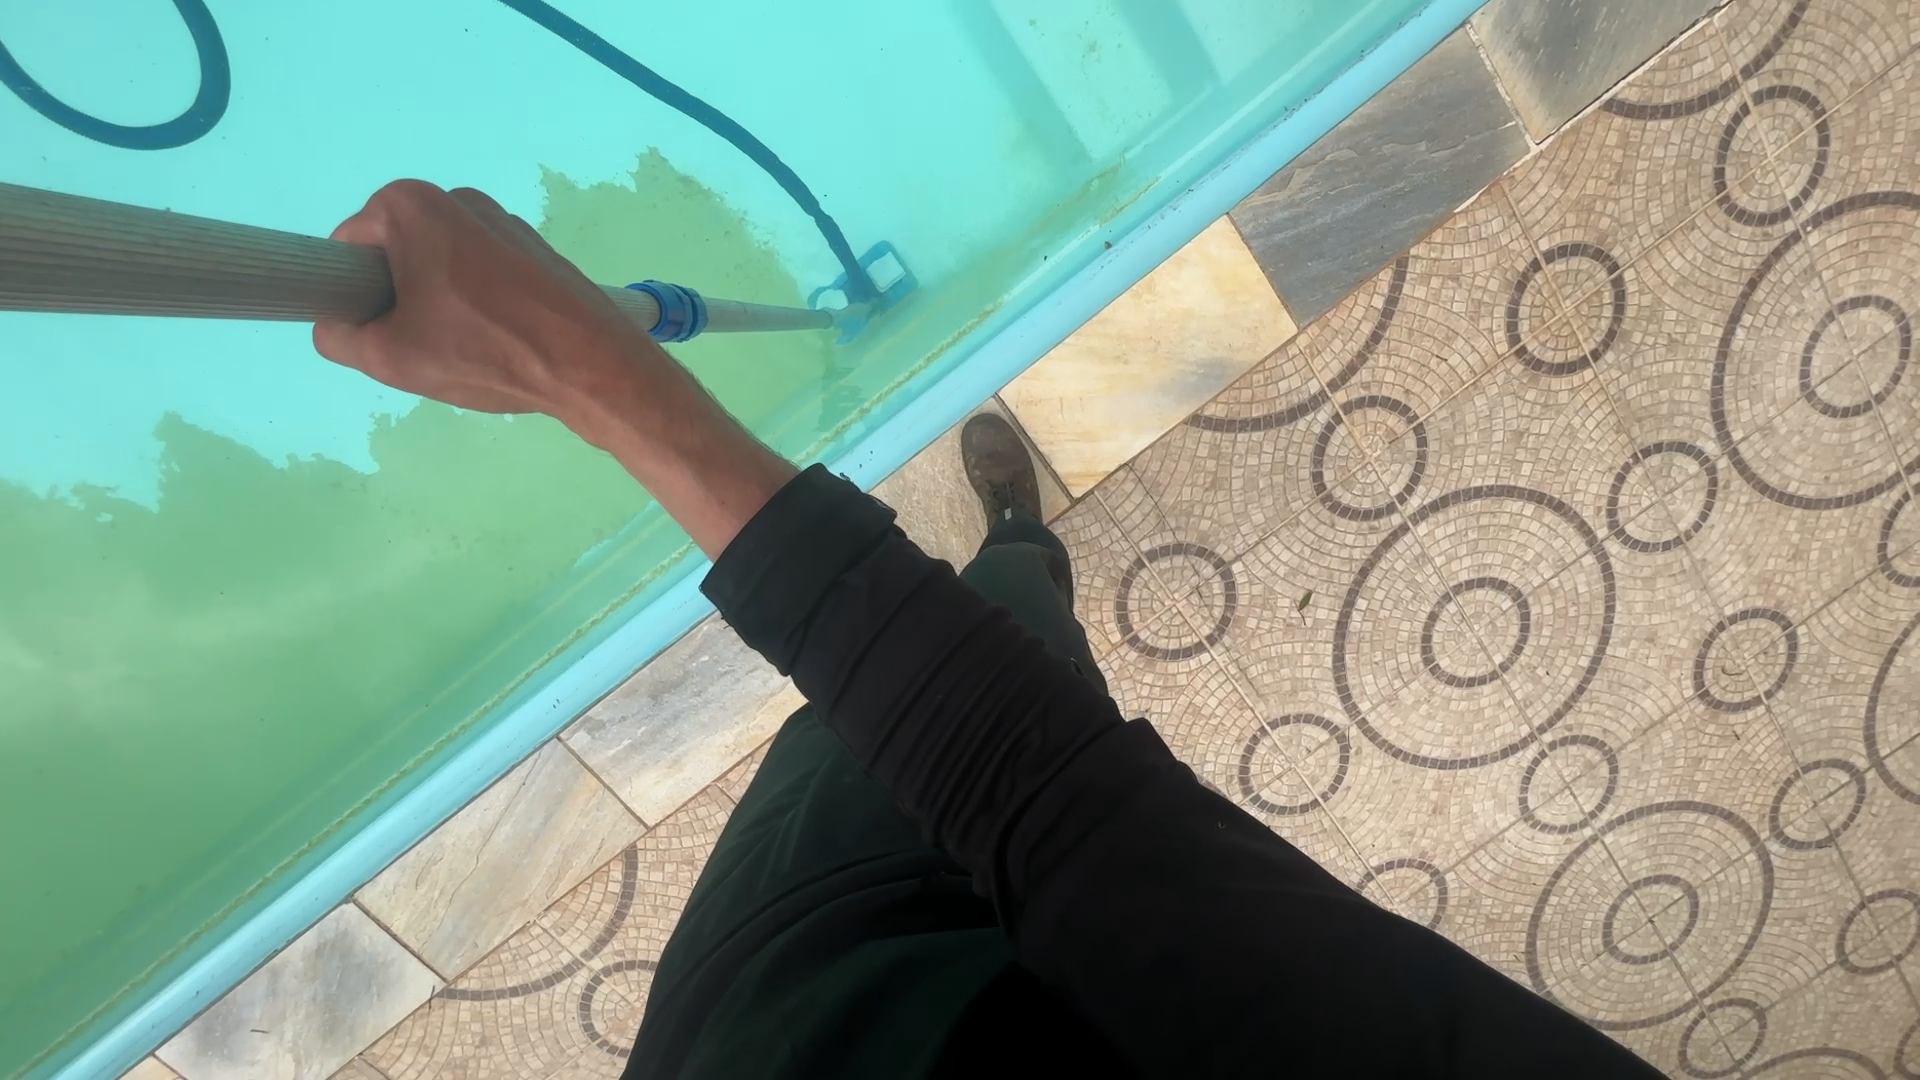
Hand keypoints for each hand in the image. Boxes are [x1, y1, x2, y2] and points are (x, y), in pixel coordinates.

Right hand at [311, 179, 796, 556]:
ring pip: (455, 276)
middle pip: (407, 261)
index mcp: (411, 204)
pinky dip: (496, 313)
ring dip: (456, 312)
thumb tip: (340, 327)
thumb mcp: (389, 356)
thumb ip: (339, 336)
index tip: (386, 332)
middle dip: (410, 304)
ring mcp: (513, 228)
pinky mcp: (548, 258)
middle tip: (436, 349)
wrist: (597, 369)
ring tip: (483, 352)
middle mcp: (464, 201)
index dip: (358, 297)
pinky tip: (515, 346)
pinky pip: (498, 286)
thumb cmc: (489, 352)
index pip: (352, 250)